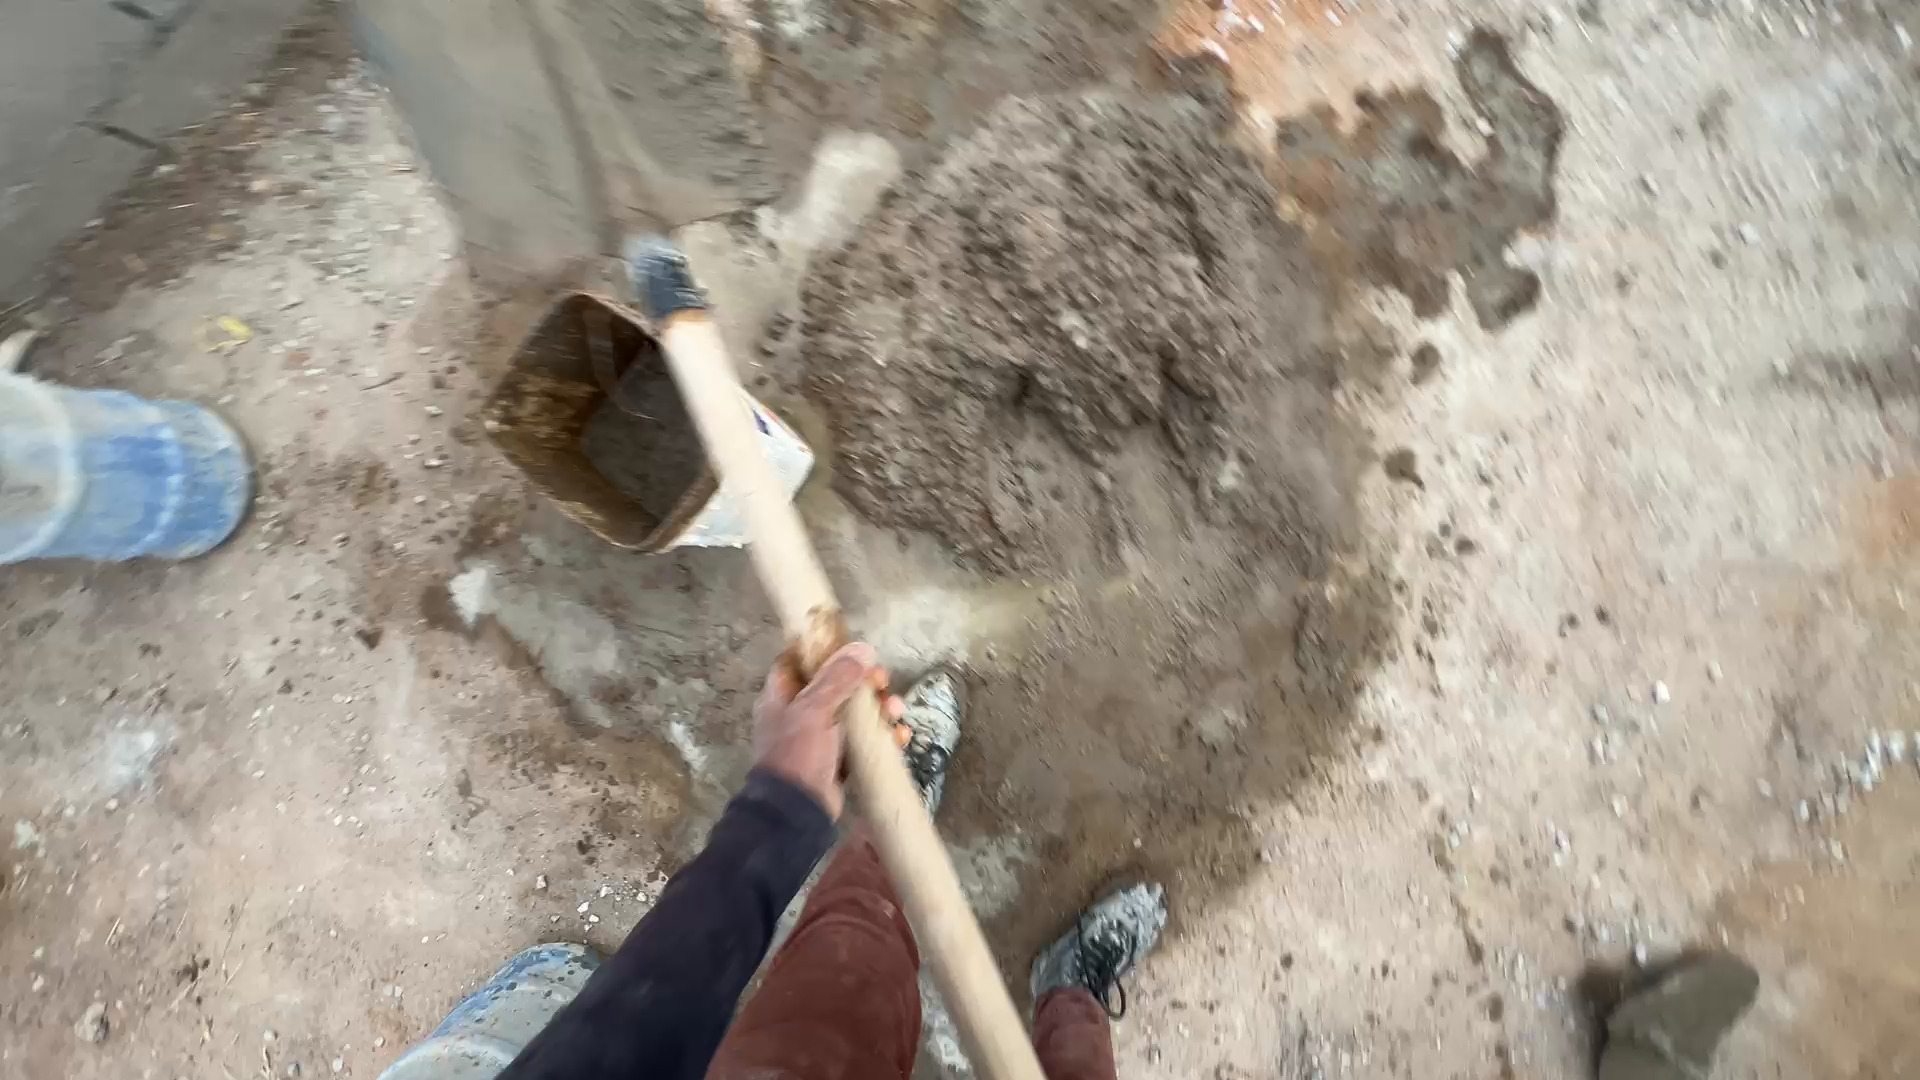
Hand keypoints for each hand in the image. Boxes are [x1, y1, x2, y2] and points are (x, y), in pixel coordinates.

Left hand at [751, 642, 905, 818]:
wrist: (796, 813)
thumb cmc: (798, 753)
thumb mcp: (814, 709)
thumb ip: (838, 678)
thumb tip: (863, 648)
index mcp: (782, 696)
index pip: (799, 661)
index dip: (825, 651)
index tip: (852, 647)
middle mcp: (799, 712)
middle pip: (836, 684)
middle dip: (863, 681)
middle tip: (882, 680)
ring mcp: (820, 737)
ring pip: (854, 711)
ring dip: (879, 708)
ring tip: (896, 711)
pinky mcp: (839, 758)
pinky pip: (864, 739)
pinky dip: (882, 735)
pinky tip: (900, 735)